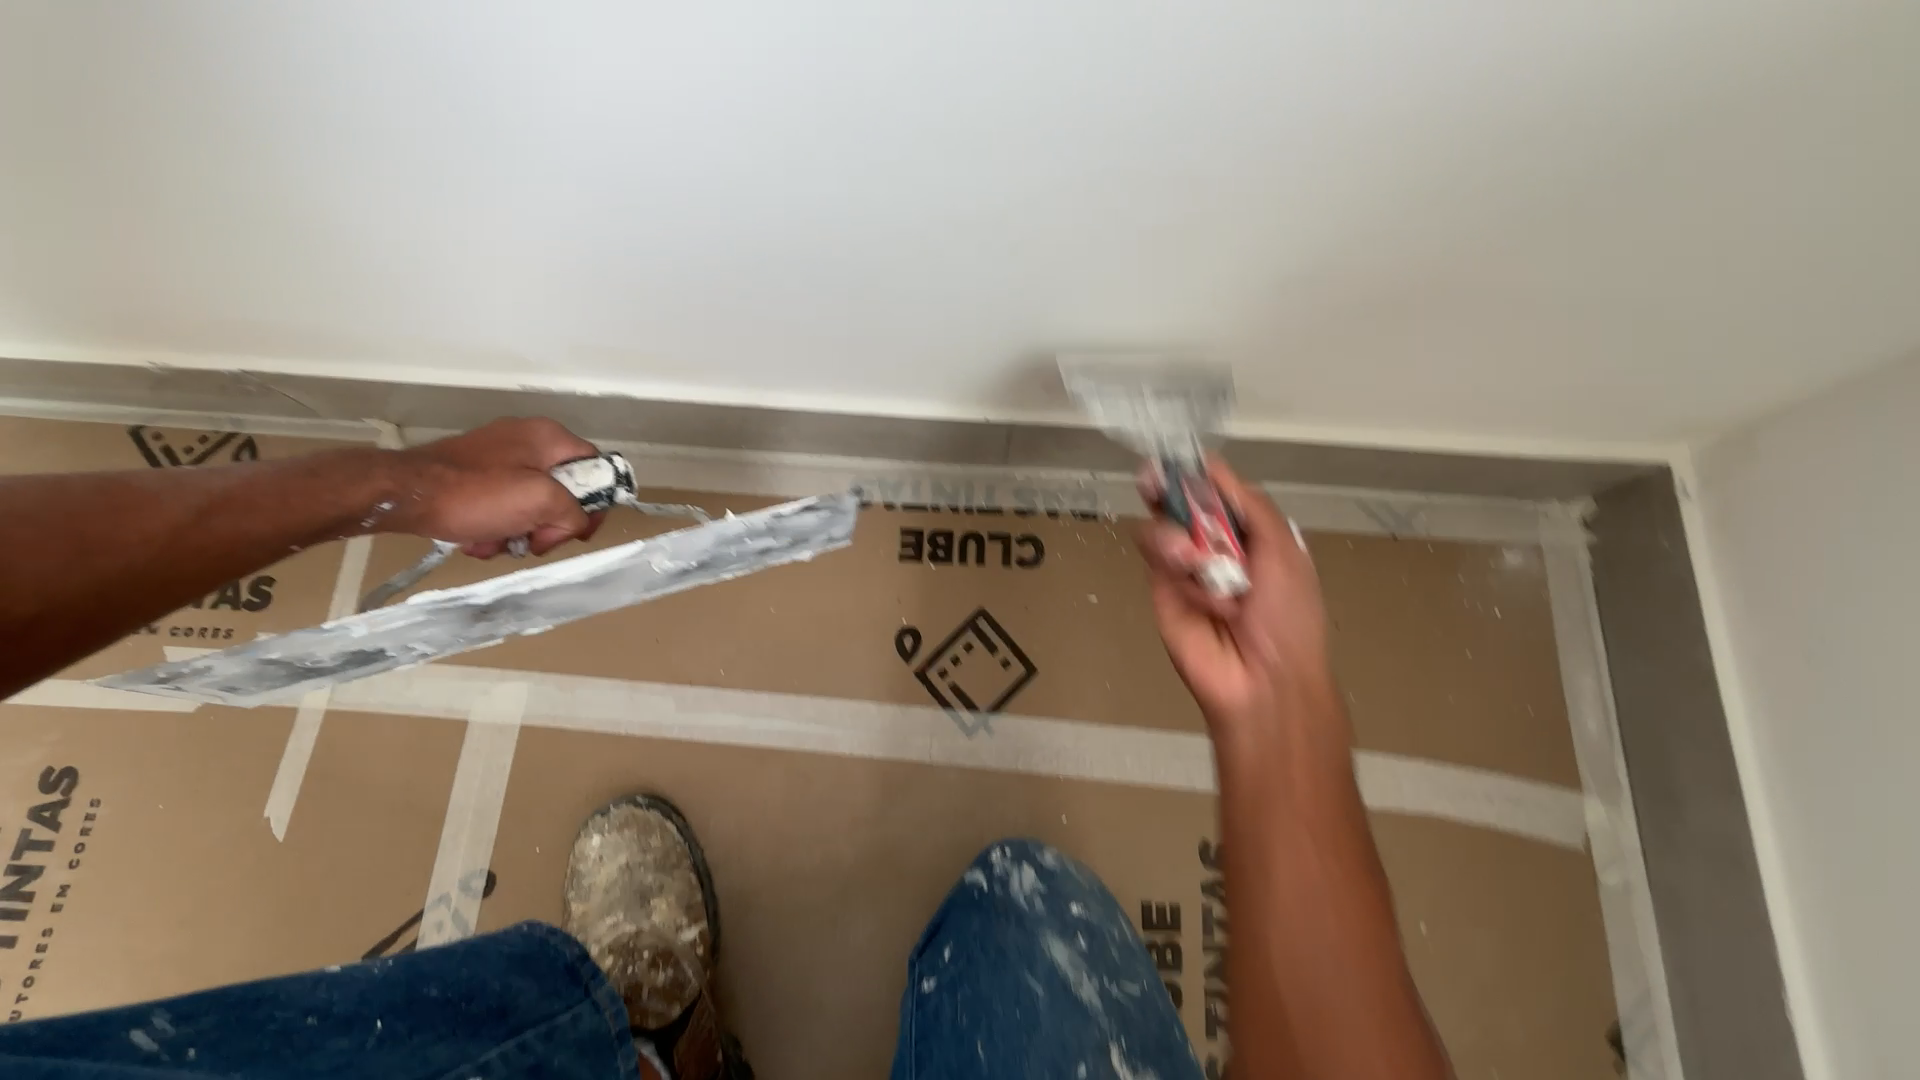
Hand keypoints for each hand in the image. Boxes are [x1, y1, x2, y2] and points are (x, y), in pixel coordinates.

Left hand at [379, 418, 605, 557]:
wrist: (400, 495)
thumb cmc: (475, 494)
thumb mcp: (542, 502)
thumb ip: (574, 513)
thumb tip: (571, 525)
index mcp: (549, 437)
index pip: (597, 468)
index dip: (595, 503)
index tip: (576, 531)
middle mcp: (527, 439)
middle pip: (564, 490)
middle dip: (551, 523)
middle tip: (533, 542)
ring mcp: (497, 456)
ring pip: (533, 502)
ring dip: (521, 530)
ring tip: (497, 543)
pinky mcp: (473, 473)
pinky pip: (503, 503)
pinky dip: (497, 525)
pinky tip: (479, 539)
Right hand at [1138, 459, 1337, 735]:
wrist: (1264, 680)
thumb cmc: (1288, 616)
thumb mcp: (1284, 550)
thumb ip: (1250, 505)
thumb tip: (1211, 466)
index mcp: (1248, 534)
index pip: (1215, 492)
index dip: (1197, 475)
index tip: (1180, 461)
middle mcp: (1213, 546)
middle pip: (1178, 502)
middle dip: (1165, 488)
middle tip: (1151, 479)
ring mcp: (1183, 568)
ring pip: (1160, 527)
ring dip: (1176, 536)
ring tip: (1194, 559)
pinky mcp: (1160, 589)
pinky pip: (1155, 558)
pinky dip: (1174, 564)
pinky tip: (1196, 583)